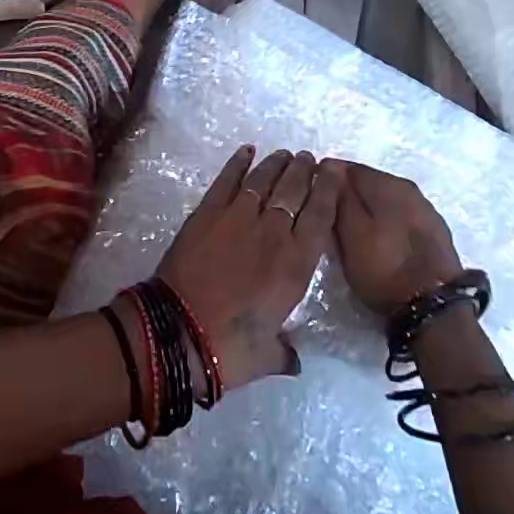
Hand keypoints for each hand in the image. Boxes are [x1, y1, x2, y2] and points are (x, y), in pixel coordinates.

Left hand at [153, 147, 339, 389]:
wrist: (178, 332)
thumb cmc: (229, 348)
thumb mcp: (267, 356)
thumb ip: (285, 353)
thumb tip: (294, 361)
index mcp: (296, 265)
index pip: (321, 217)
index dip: (329, 190)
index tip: (334, 172)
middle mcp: (272, 234)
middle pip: (294, 191)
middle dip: (304, 171)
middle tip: (308, 158)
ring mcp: (237, 219)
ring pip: (263, 181)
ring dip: (276, 165)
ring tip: (284, 155)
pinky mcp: (206, 214)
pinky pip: (227, 181)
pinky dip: (237, 163)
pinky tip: (246, 151)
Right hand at [321, 161, 464, 315]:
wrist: (434, 306)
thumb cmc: (384, 268)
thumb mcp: (350, 232)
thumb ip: (340, 197)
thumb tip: (330, 167)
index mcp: (388, 184)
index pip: (347, 167)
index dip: (325, 178)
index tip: (309, 196)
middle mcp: (409, 189)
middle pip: (367, 182)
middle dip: (346, 194)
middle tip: (325, 216)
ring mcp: (425, 211)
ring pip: (383, 200)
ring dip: (365, 209)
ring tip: (347, 229)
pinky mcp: (433, 233)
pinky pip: (398, 216)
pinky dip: (382, 221)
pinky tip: (374, 239)